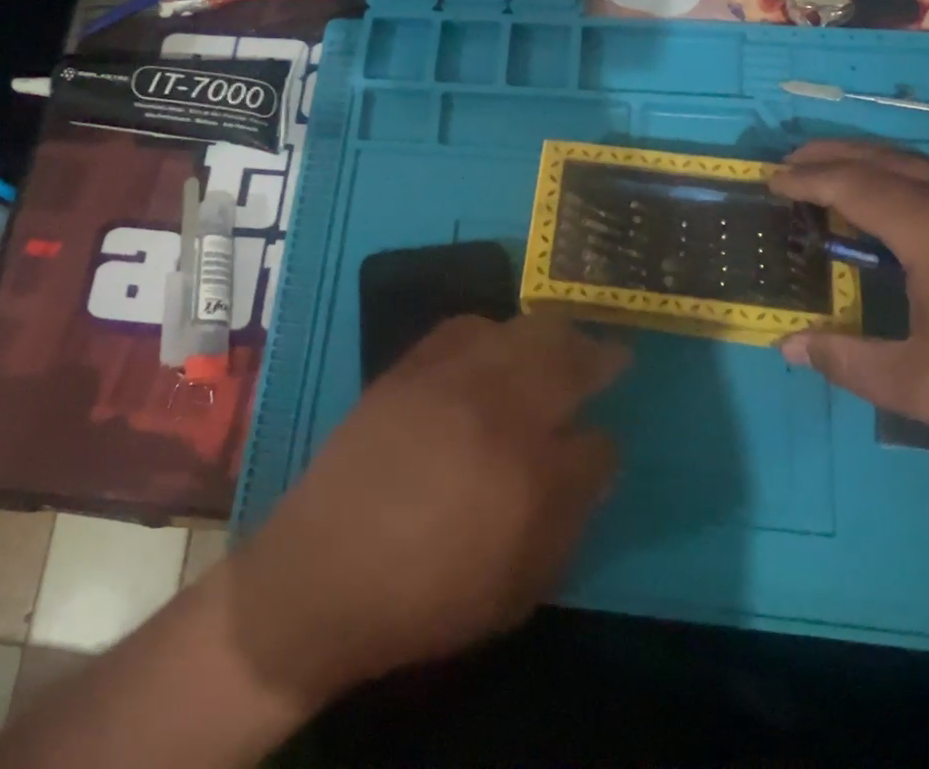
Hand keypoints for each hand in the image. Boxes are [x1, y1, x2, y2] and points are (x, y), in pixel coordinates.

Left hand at [222, 314, 626, 704]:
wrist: (319, 579)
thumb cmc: (425, 601)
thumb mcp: (516, 590)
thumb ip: (567, 521)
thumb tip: (593, 463)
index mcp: (529, 476)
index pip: (597, 444)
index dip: (605, 447)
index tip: (602, 448)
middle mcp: (495, 413)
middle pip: (564, 357)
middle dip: (596, 356)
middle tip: (609, 359)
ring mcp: (447, 384)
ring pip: (518, 331)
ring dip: (550, 335)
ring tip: (558, 345)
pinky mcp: (405, 373)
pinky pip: (460, 329)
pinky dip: (490, 330)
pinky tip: (493, 344)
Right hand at [769, 141, 928, 447]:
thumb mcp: (919, 386)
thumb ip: (846, 362)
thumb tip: (788, 347)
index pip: (855, 186)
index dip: (807, 180)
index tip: (771, 180)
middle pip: (887, 160)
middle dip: (833, 155)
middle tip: (792, 161)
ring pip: (926, 167)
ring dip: (875, 164)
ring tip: (841, 177)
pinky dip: (913, 180)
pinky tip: (913, 208)